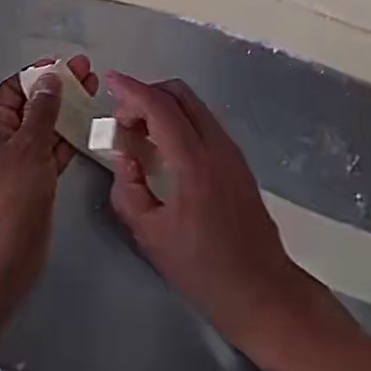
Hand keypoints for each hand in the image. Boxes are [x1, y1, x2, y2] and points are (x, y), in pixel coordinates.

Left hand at [0, 55, 96, 291]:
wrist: (4, 258)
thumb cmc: (11, 196)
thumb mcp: (28, 146)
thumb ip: (43, 110)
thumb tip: (50, 79)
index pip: (15, 88)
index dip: (40, 73)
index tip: (66, 63)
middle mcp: (3, 139)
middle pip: (34, 104)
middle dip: (59, 87)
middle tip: (88, 72)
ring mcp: (20, 161)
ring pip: (47, 126)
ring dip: (68, 109)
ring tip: (93, 89)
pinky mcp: (36, 179)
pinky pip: (54, 149)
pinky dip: (69, 136)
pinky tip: (88, 123)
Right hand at [105, 71, 319, 343]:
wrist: (261, 289)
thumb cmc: (203, 269)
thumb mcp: (151, 236)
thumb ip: (129, 191)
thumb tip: (123, 159)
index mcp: (194, 162)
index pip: (160, 107)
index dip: (132, 90)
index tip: (109, 82)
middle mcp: (216, 145)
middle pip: (180, 94)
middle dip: (147, 94)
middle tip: (122, 118)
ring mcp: (231, 150)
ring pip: (194, 106)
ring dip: (164, 107)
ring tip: (139, 134)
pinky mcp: (237, 160)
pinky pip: (203, 122)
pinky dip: (179, 120)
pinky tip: (164, 148)